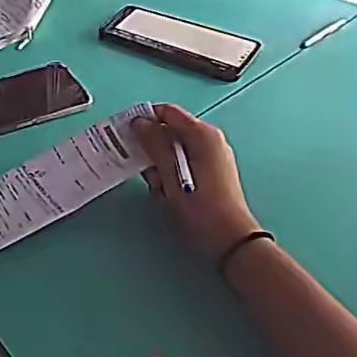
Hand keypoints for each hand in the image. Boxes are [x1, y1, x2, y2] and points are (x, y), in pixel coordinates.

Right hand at [131, 105, 260, 263]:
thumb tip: (139, 122)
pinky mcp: (211, 172)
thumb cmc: (199, 209)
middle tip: (141, 167)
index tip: (125, 134)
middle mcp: (210, 139)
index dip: (144, 118)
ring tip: (158, 187)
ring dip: (160, 162)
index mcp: (202, 135)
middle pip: (170, 129)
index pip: (167, 112)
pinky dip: (170, 171)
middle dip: (151, 146)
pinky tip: (167, 192)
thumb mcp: (170, 176)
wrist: (231, 244)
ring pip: (175, 148)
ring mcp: (212, 156)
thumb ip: (154, 144)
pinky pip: (183, 161)